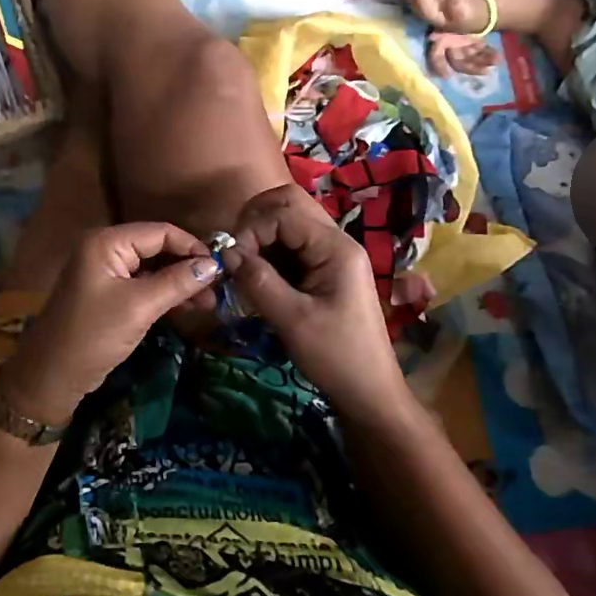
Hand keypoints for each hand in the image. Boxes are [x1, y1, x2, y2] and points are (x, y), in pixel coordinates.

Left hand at [2, 222, 221, 424]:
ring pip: (153, 268)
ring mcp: (105, 272)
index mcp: (106, 242)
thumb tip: (214, 265)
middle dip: (188, 266)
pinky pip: (143, 284)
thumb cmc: (93, 336)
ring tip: (208, 303)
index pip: (160, 232)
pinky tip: (187, 307)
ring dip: (180, 283)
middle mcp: (105, 249)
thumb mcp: (139, 307)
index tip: (220, 267)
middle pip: (157, 247)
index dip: (191, 247)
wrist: (50, 378)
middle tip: (216, 290)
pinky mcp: (108, 293)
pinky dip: (165, 294)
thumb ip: (178, 282)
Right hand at [223, 185, 412, 423]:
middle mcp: (336, 241)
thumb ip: (259, 281)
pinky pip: (291, 245)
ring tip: (242, 266)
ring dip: (260, 236)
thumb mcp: (293, 320)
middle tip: (235, 252)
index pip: (284, 213)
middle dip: (255, 220)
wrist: (369, 392)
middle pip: (289, 204)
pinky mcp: (323, 270)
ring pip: (288, 222)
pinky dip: (269, 252)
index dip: (251, 229)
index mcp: (336, 248)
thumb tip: (226, 253)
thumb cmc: (336, 356)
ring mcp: (331, 255)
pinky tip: (255, 276)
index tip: (231, 261)